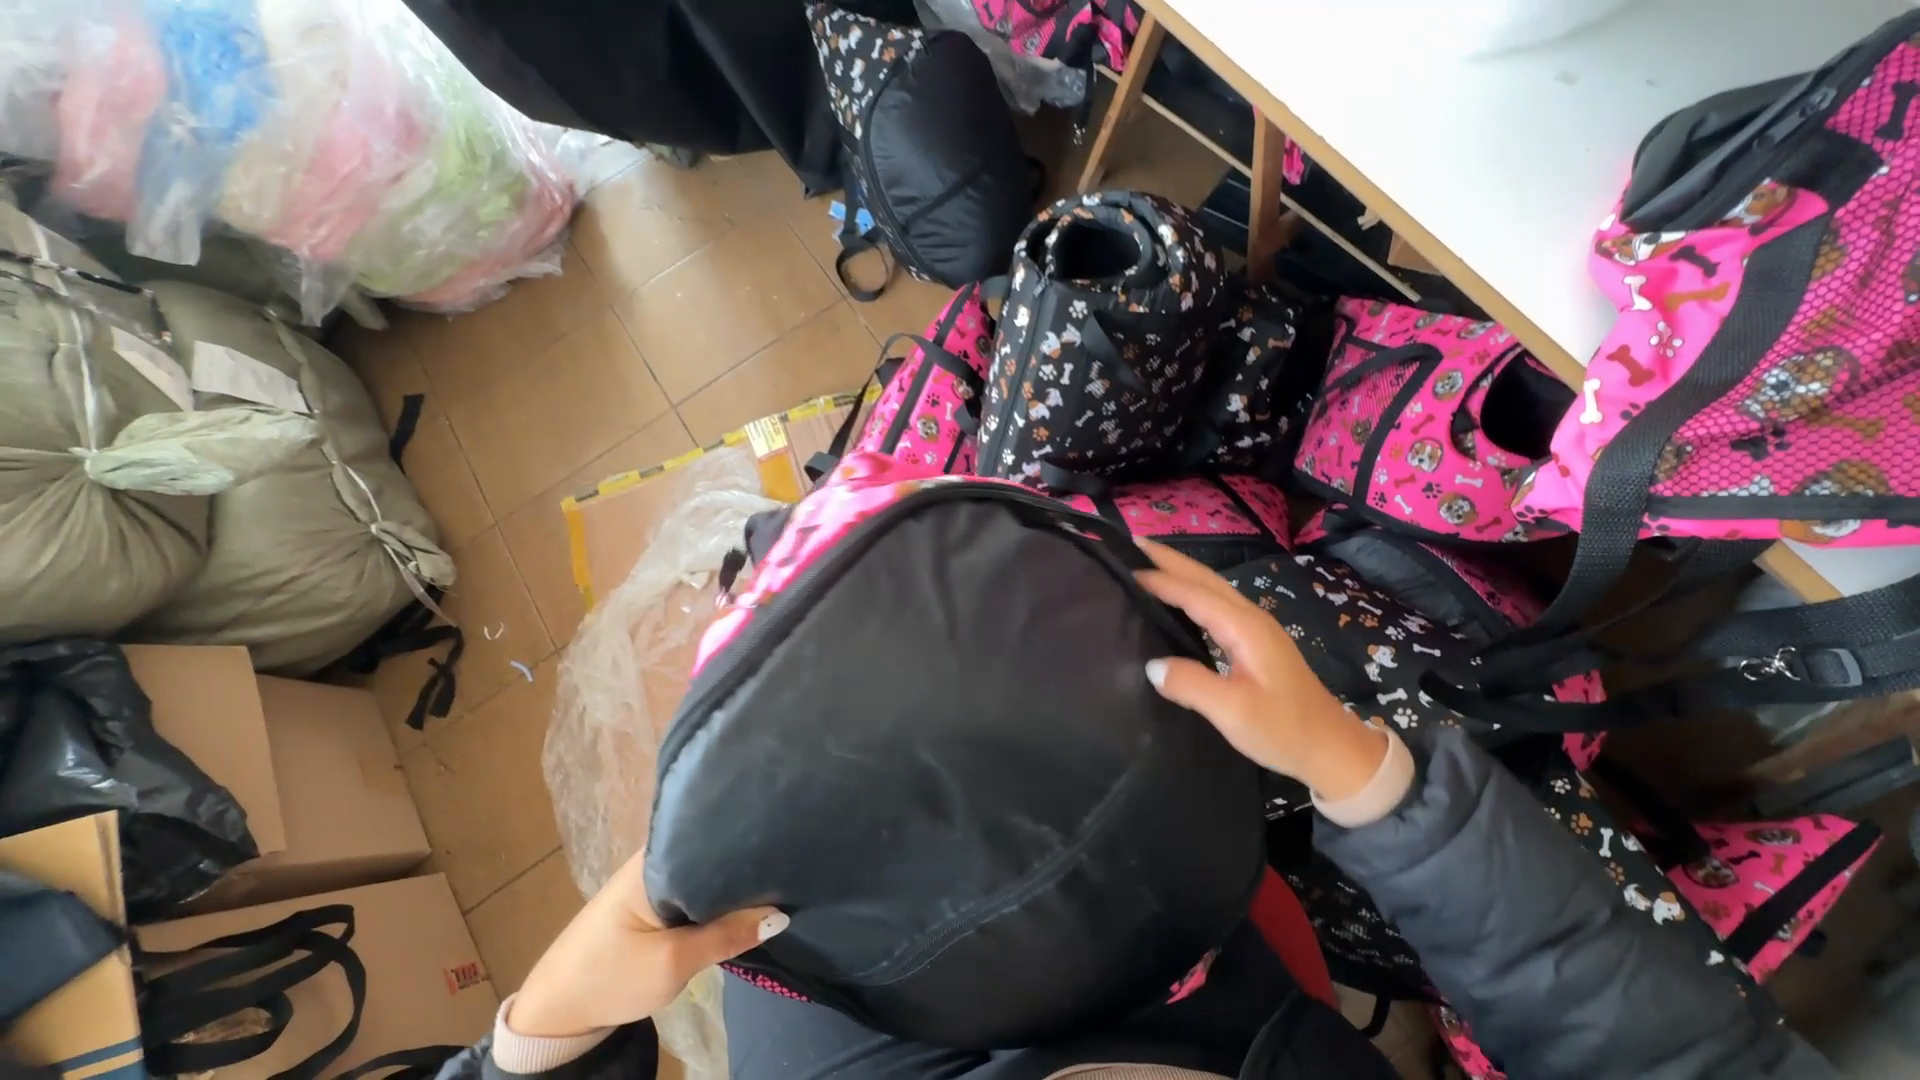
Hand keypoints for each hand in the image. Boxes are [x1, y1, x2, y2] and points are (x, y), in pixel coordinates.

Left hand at [508, 850, 786, 1037]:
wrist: (555, 1015)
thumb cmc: (610, 978)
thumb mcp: (674, 963)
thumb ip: (727, 935)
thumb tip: (781, 914)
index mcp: (655, 859)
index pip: (712, 835)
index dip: (749, 841)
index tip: (788, 845)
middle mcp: (655, 859)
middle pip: (711, 853)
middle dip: (746, 864)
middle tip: (791, 866)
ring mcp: (652, 879)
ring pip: (705, 874)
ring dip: (732, 884)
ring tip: (779, 879)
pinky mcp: (652, 901)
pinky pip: (695, 889)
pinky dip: (716, 898)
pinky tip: (745, 901)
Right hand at [1135, 540, 1387, 800]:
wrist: (1331, 749)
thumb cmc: (1284, 729)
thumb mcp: (1234, 712)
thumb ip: (1191, 685)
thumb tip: (1151, 664)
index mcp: (1244, 627)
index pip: (1193, 593)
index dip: (1158, 579)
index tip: (1122, 567)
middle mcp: (1251, 618)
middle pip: (1205, 578)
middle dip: (1169, 559)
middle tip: (1131, 543)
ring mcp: (1256, 628)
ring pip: (1212, 588)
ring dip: (1180, 571)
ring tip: (1147, 562)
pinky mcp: (1255, 642)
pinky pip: (1216, 604)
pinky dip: (1191, 591)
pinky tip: (1178, 599)